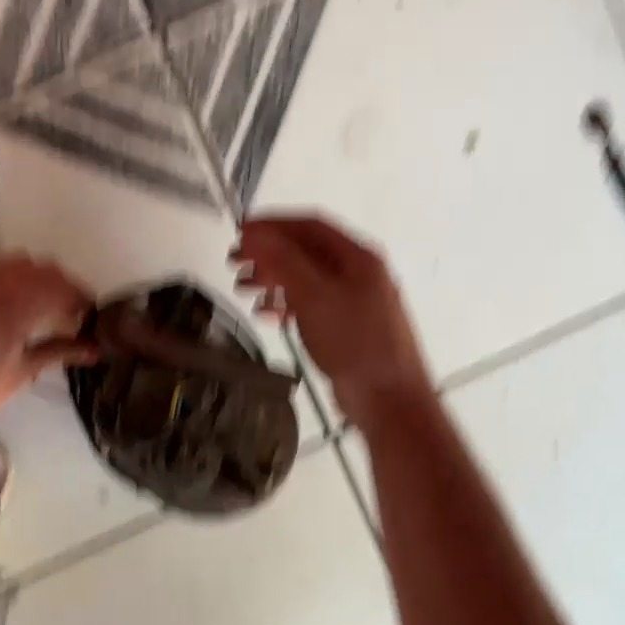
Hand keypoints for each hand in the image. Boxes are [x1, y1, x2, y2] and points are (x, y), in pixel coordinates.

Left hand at [0, 257, 96, 421]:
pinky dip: (13, 279)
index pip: (63, 289)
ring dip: (38, 278)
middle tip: (71, 311)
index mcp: (19, 305)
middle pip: (44, 270)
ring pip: (19, 264)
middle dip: (63, 286)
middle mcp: (0, 284)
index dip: (82, 300)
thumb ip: (59, 352)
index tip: (90, 315)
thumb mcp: (22, 371)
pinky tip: (12, 302)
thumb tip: (94, 350)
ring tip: (43, 304)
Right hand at [232, 216, 431, 426]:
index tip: (239, 231)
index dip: (272, 224)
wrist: (389, 399)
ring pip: (307, 279)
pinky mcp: (348, 327)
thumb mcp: (315, 296)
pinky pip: (312, 304)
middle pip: (306, 251)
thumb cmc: (355, 343)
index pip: (309, 226)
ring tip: (244, 290)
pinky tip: (269, 315)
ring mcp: (355, 301)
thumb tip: (255, 233)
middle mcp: (359, 273)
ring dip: (274, 279)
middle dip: (268, 253)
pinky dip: (287, 304)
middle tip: (235, 262)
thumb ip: (284, 261)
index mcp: (358, 257)